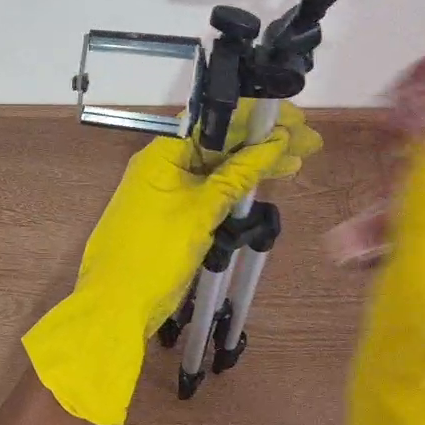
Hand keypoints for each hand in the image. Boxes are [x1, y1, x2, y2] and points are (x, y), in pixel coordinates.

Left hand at [24, 102, 320, 424]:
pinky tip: (261, 189)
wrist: (115, 307)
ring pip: (215, 171)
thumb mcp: (201, 212)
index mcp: (163, 155)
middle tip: (309, 144)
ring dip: (253, 167)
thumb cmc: (155, 255)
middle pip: (219, 145)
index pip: (216, 122)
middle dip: (263, 142)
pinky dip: (233, 191)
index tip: (295, 119)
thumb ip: (238, 176)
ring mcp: (164, 194)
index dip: (258, 118)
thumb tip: (274, 143)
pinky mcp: (169, 219)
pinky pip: (206, 194)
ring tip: (297, 164)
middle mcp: (162, 167)